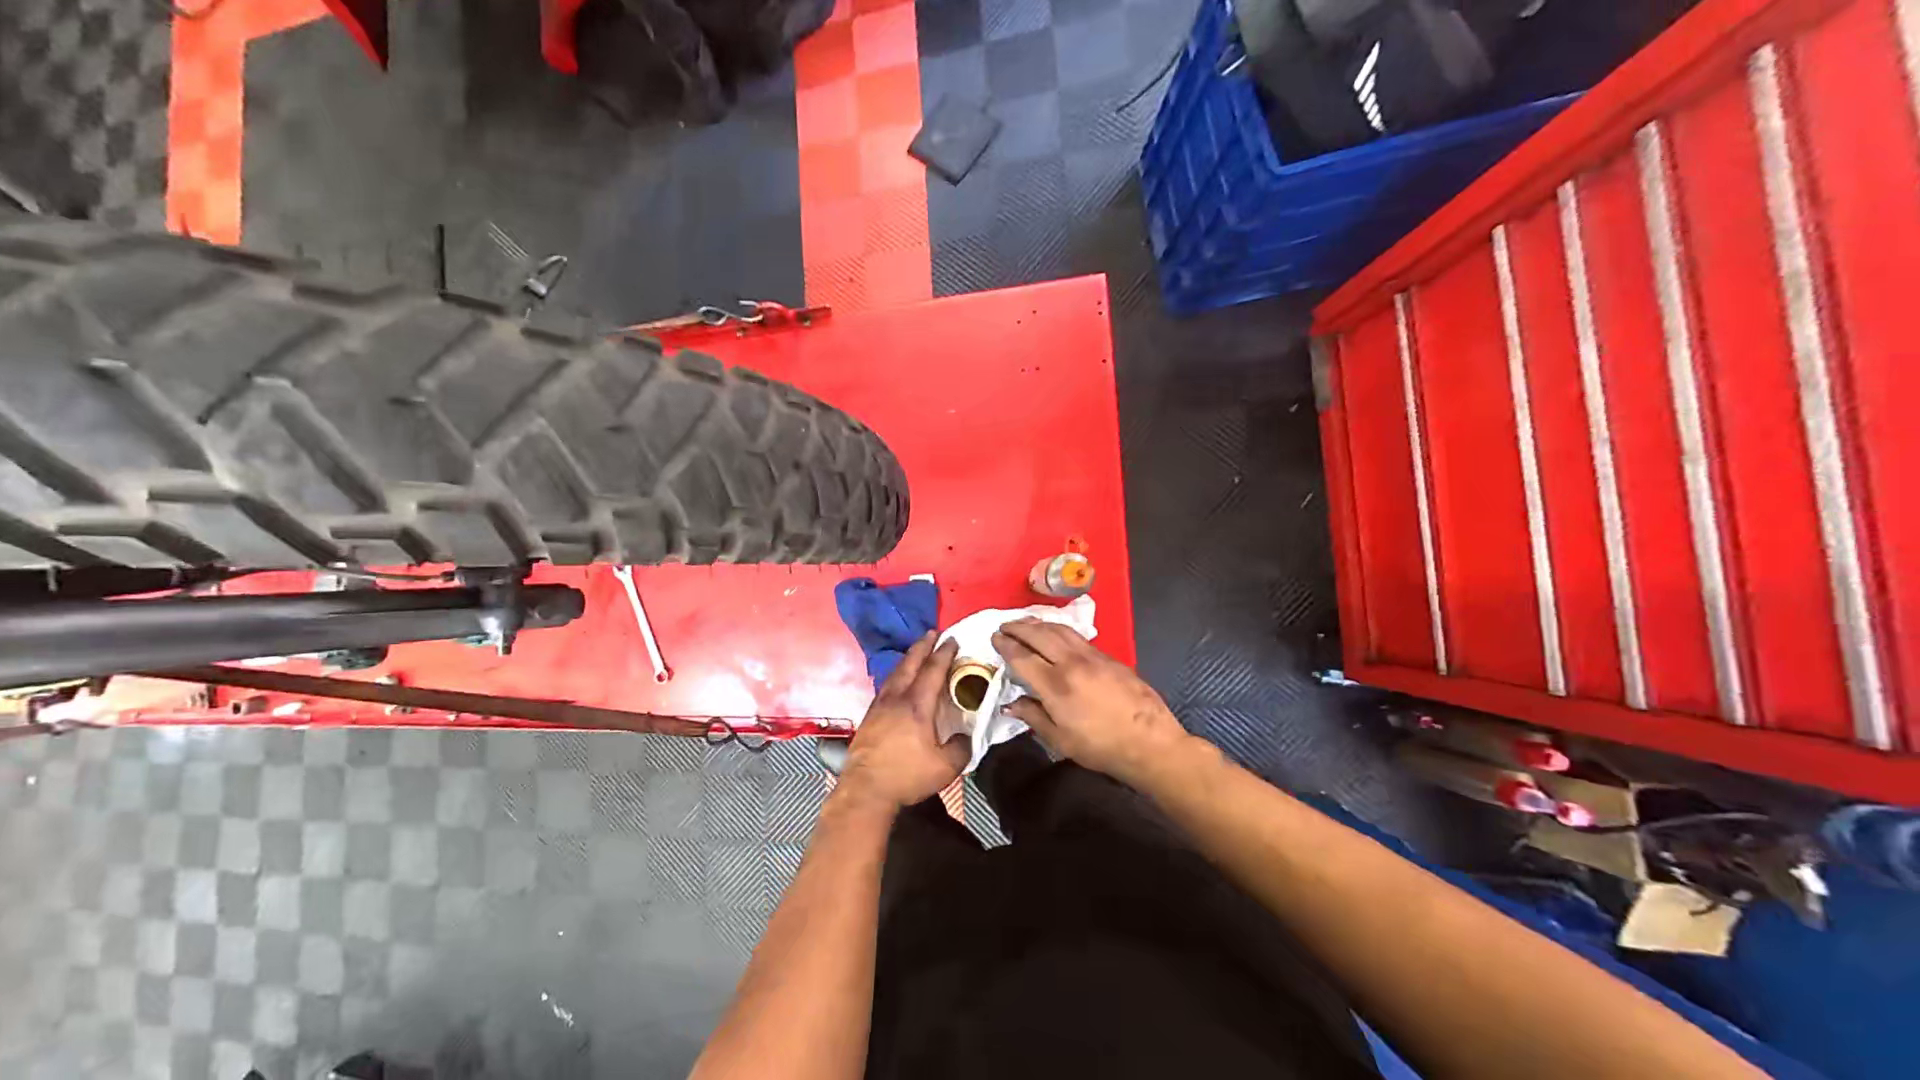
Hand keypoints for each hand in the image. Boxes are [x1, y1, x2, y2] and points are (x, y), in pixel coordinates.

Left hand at [838, 635, 968, 811]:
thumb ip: (961, 748)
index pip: (933, 670)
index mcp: (917, 705)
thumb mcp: (946, 767)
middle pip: (910, 663)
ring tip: (916, 651)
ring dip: (908, 658)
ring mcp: (879, 706)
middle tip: (933, 633)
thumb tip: (965, 737)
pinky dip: (897, 675)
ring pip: (895, 673)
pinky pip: (886, 686)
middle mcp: (897, 699)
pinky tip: (898, 680)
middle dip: (923, 646)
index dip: (944, 653)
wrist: (865, 790)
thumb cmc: (907, 776)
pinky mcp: (869, 717)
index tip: (952, 639)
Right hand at [993, 618, 1192, 785]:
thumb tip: (1011, 703)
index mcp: (1055, 685)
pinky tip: (1056, 634)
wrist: (1149, 742)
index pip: (1023, 657)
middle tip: (1005, 625)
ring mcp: (1092, 656)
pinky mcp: (1109, 657)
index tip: (995, 638)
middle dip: (1019, 627)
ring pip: (1060, 630)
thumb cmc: (1101, 747)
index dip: (1006, 645)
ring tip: (1026, 624)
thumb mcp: (1060, 740)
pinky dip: (1059, 630)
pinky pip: (1077, 636)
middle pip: (1039, 635)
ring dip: (1039, 624)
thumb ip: (1033, 716)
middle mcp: (1071, 663)